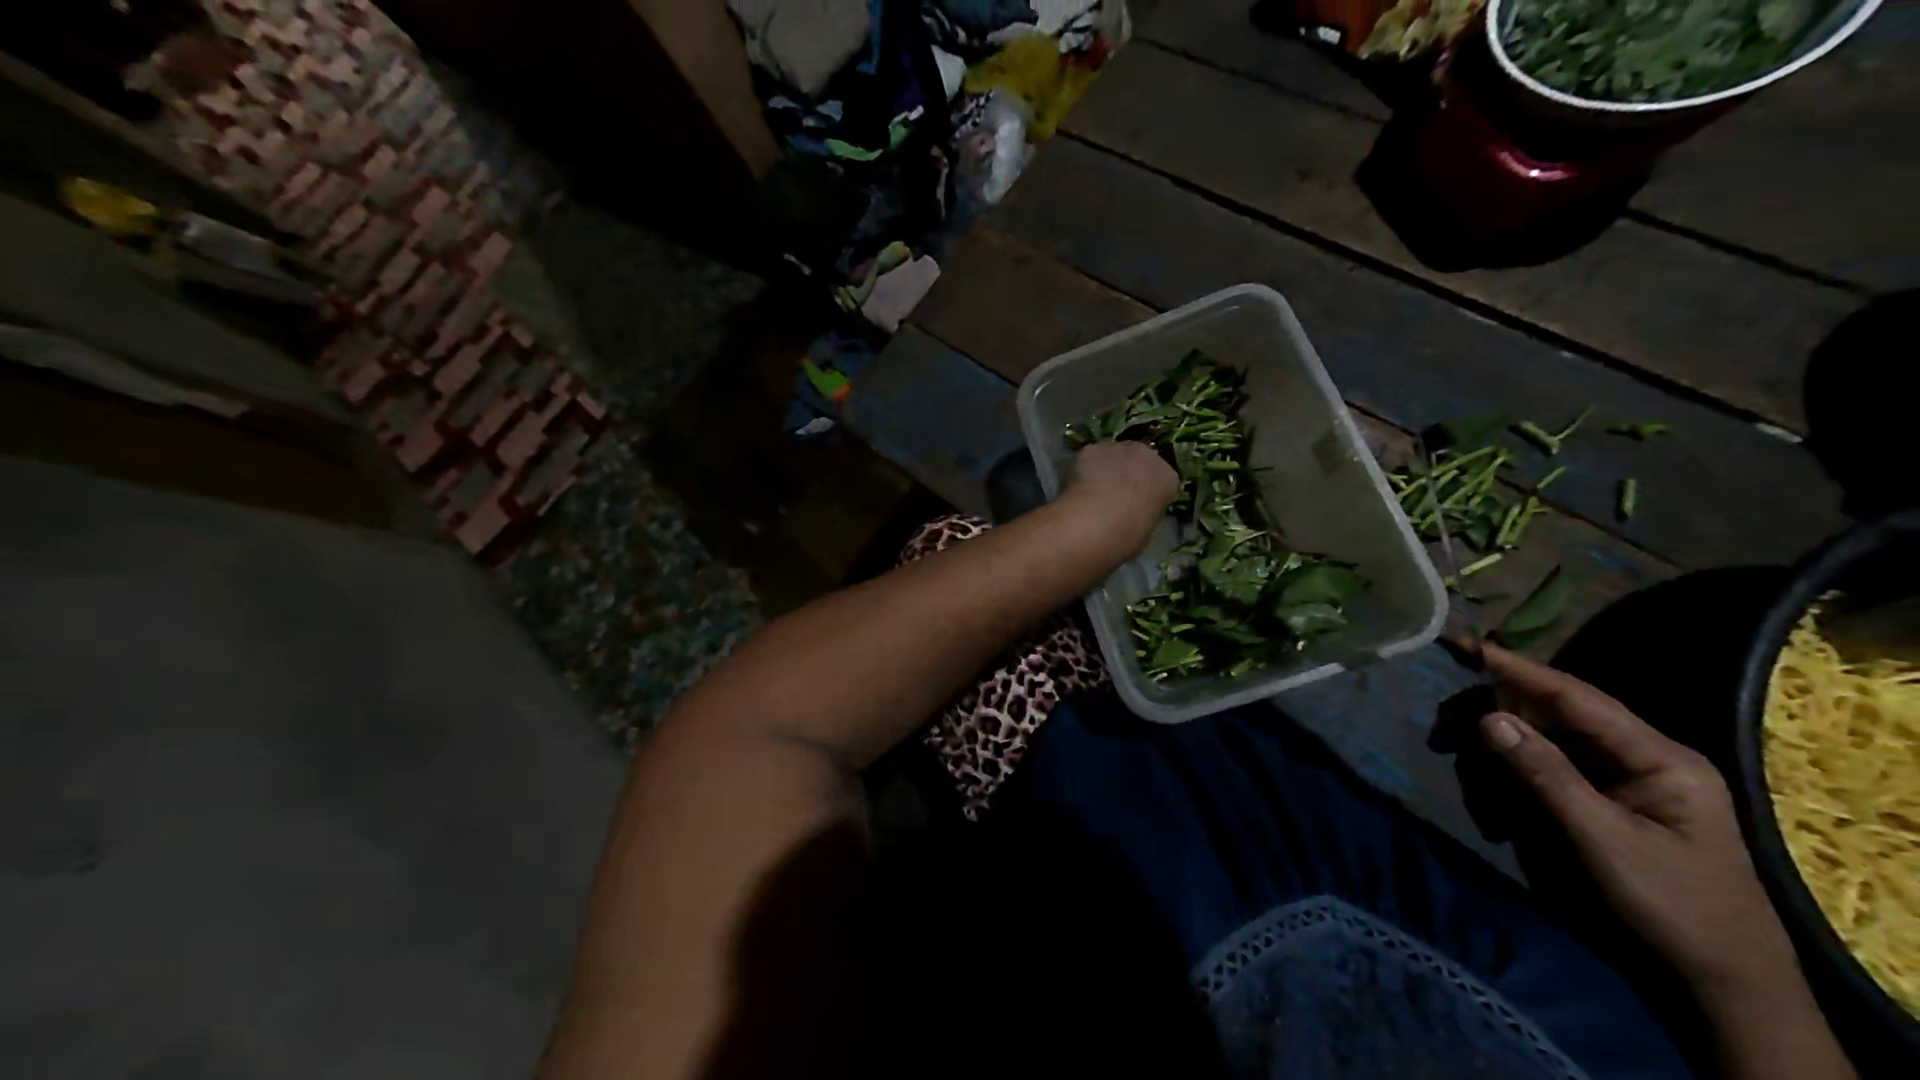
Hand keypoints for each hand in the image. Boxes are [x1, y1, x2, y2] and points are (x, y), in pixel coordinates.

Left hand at [1061, 441, 1178, 545]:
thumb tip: (1133, 511)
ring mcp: (1118, 448)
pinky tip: (1076, 489)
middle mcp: (1147, 454)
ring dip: (1104, 469)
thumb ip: (1144, 511)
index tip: (1133, 504)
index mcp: (1167, 478)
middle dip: (1126, 473)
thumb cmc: (1128, 535)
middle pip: (1137, 459)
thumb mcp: (1147, 528)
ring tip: (1089, 493)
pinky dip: (1082, 470)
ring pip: (1111, 455)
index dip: (1145, 491)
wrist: (1097, 522)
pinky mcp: (1091, 449)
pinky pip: (1088, 458)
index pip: (1160, 479)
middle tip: (1110, 495)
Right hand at [1469, 643, 1797, 990]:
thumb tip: (1488, 718)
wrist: (1726, 978)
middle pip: (1555, 715)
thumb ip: (1546, 775)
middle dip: (1497, 722)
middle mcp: (1644, 755)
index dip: (1519, 669)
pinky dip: (1518, 784)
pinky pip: (1552, 771)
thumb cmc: (1673, 905)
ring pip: (1547, 743)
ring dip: (1503, 763)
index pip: (1576, 697)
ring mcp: (1628, 776)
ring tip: (1480, 801)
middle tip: (1444, 736)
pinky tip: (1499, 816)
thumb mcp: (1604, 841)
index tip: (1467, 647)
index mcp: (1660, 757)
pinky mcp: (1611, 797)